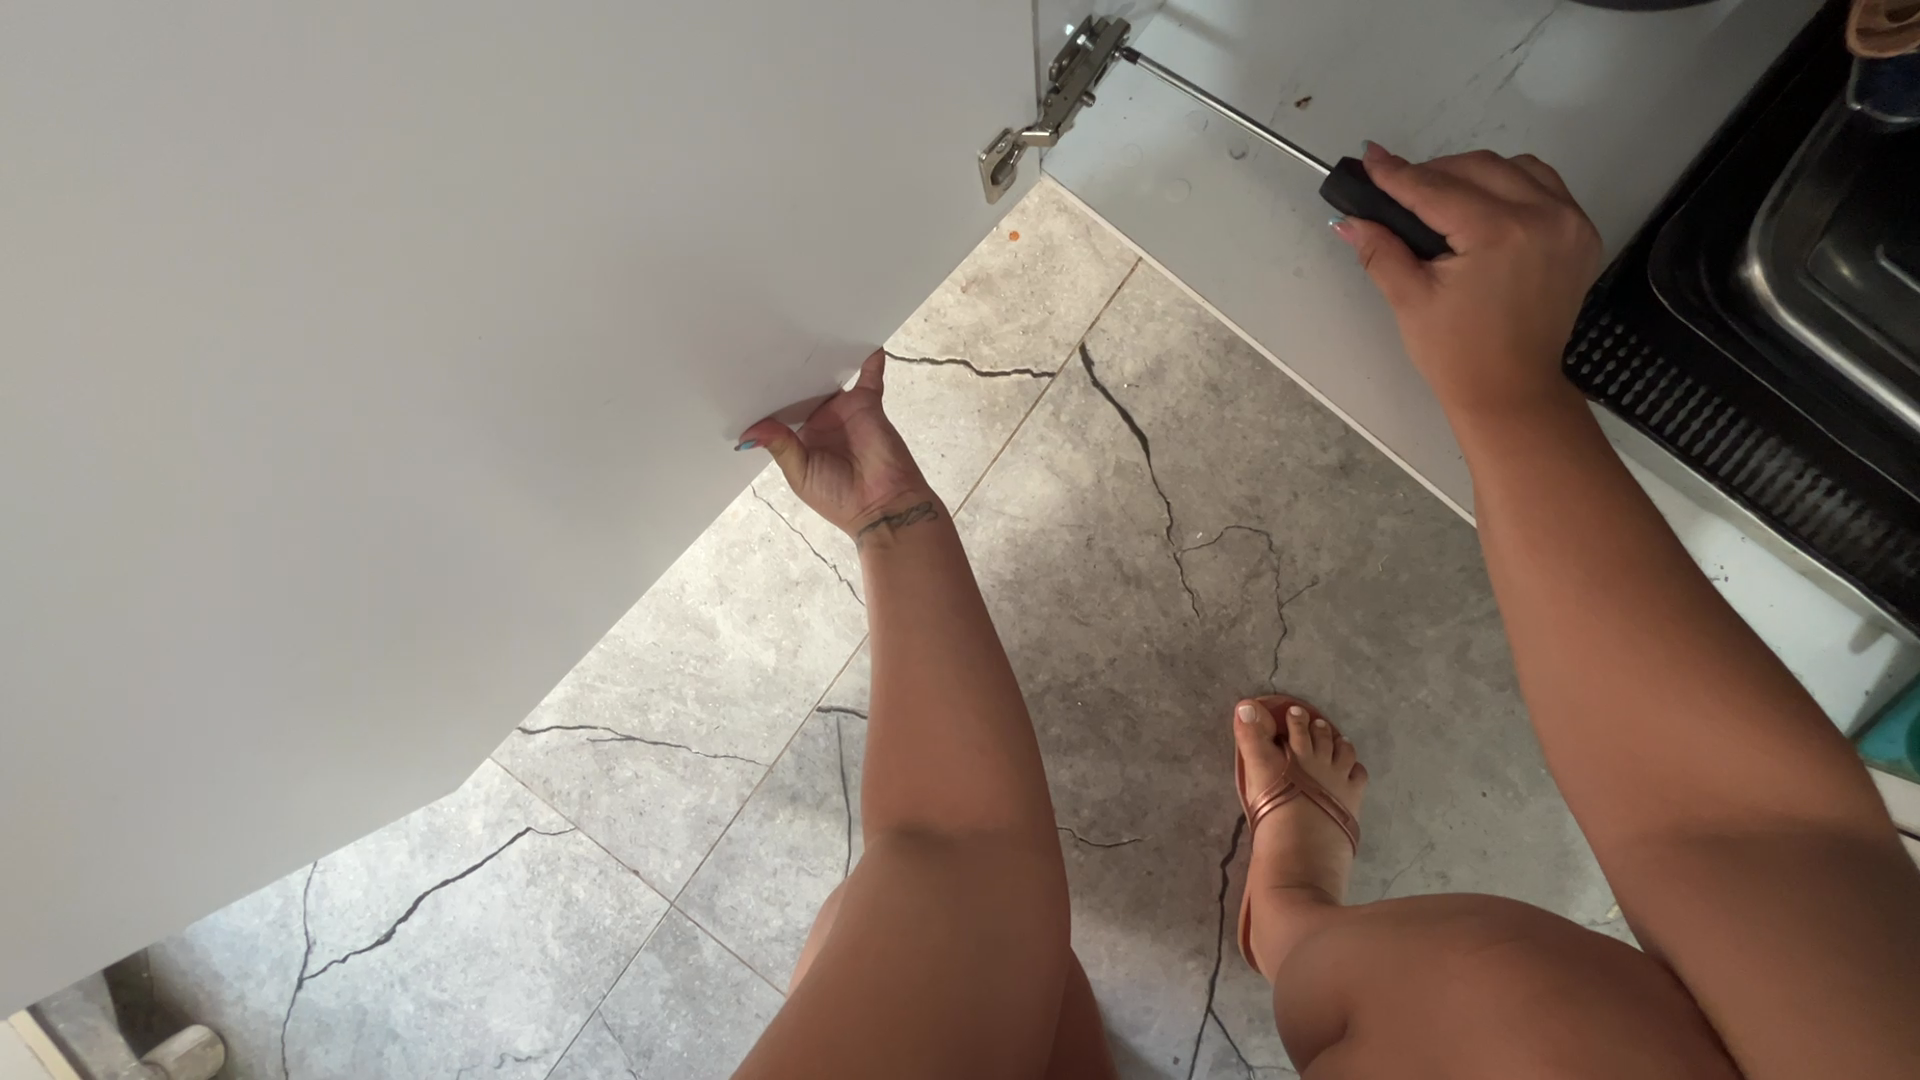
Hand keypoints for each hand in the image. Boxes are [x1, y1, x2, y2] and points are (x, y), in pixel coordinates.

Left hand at [737, 350, 936, 538]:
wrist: (883, 506)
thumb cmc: (839, 497)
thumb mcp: (800, 474)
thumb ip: (779, 447)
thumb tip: (747, 433)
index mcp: (802, 440)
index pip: (781, 411)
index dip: (766, 395)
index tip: (746, 374)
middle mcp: (822, 422)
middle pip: (803, 389)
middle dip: (789, 371)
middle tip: (768, 343)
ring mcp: (845, 411)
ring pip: (829, 379)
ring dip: (820, 360)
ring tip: (802, 332)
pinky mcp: (867, 403)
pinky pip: (868, 376)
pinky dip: (868, 359)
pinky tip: (859, 337)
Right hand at [1335, 144, 1602, 421]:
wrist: (1510, 388)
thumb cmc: (1454, 353)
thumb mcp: (1409, 300)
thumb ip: (1381, 252)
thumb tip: (1349, 220)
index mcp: (1498, 234)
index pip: (1437, 191)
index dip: (1397, 174)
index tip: (1370, 157)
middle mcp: (1544, 216)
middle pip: (1480, 168)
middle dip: (1434, 172)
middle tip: (1398, 187)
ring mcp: (1571, 223)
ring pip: (1518, 169)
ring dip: (1475, 174)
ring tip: (1441, 198)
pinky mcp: (1582, 235)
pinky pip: (1547, 189)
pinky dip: (1512, 188)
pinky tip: (1484, 210)